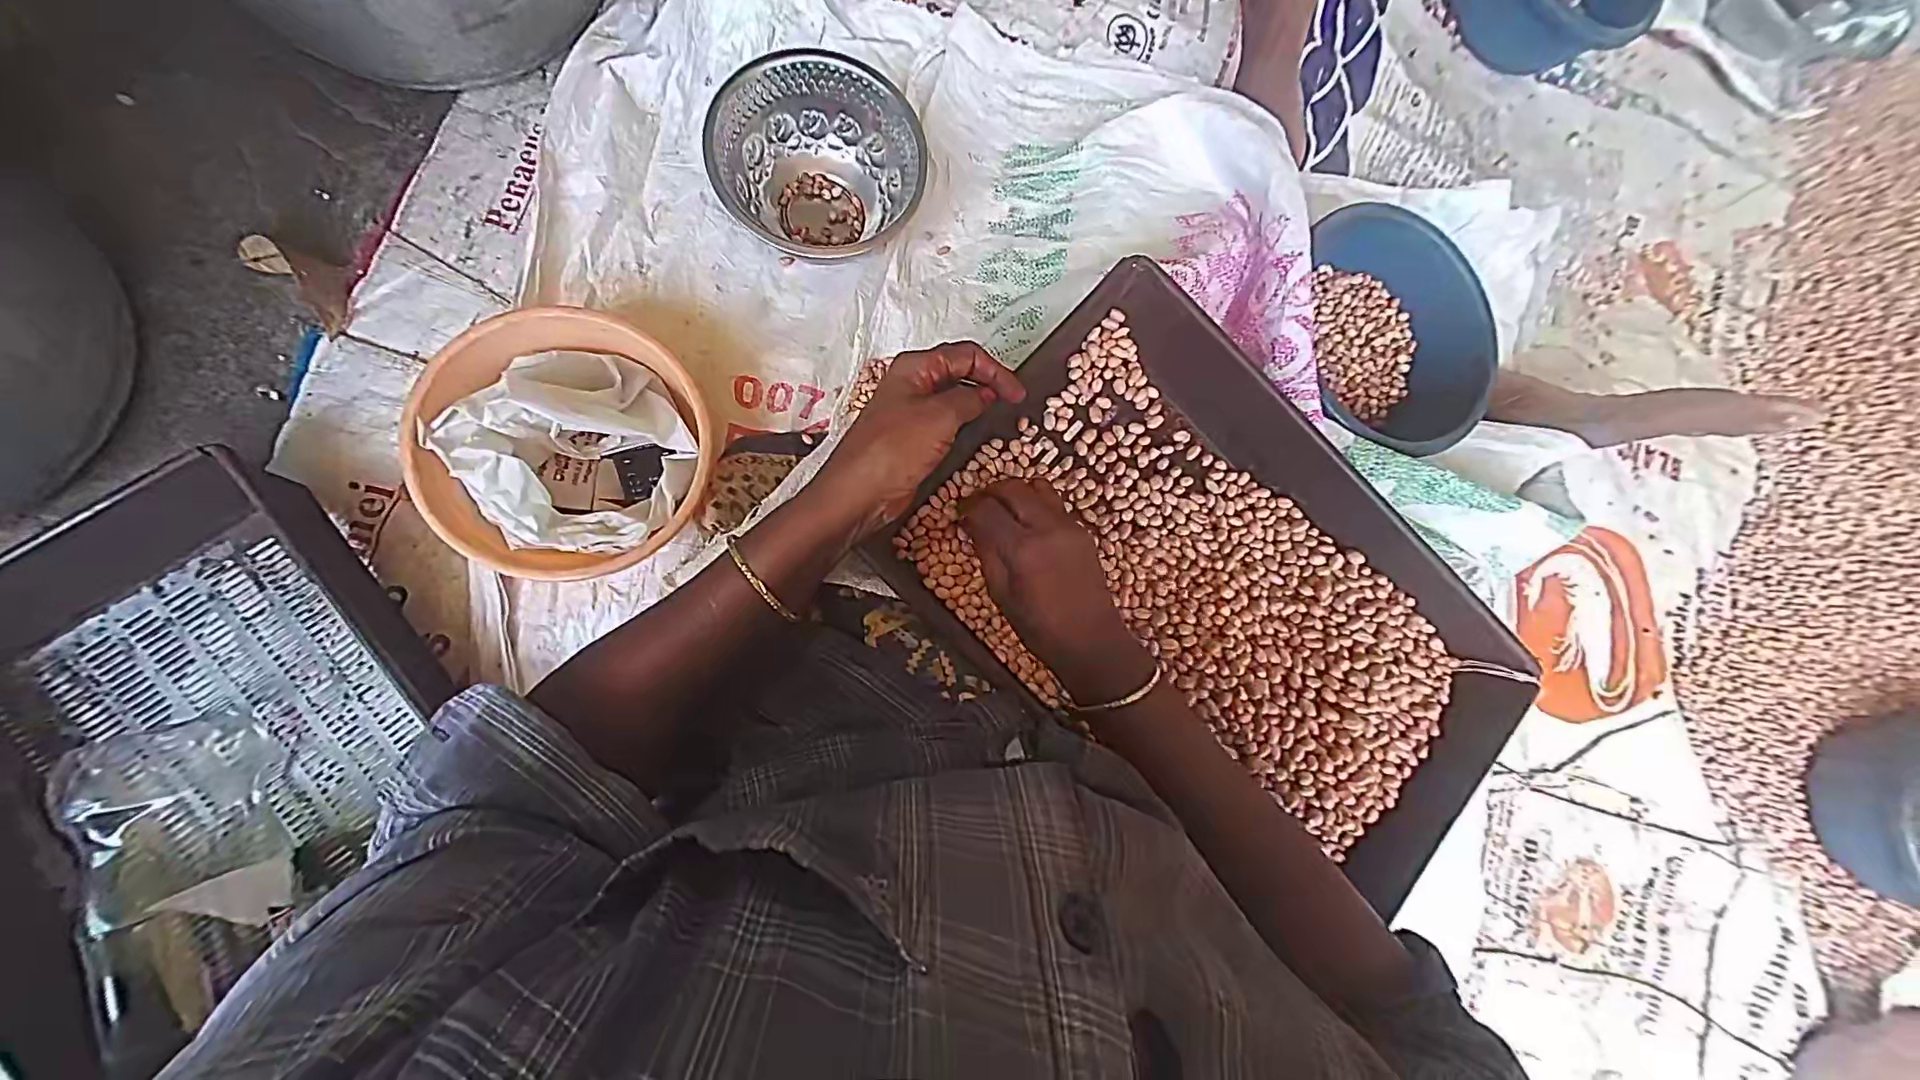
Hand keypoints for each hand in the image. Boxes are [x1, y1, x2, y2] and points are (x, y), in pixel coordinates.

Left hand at [808, 342, 1025, 540]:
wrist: (861, 492)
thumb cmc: (892, 450)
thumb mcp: (940, 416)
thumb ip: (969, 399)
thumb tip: (987, 395)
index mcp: (915, 368)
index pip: (966, 355)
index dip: (996, 370)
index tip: (1017, 393)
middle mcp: (913, 385)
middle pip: (960, 373)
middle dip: (989, 383)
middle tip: (1013, 402)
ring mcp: (912, 412)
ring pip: (954, 399)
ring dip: (978, 405)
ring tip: (1001, 417)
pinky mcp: (914, 438)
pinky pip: (946, 424)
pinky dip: (965, 425)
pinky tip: (977, 435)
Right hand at [959, 478, 1155, 705]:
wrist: (1091, 640)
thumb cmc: (1039, 627)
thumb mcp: (1001, 594)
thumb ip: (986, 553)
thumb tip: (972, 525)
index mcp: (1022, 550)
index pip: (986, 509)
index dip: (967, 507)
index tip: (959, 513)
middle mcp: (1048, 529)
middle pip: (1012, 487)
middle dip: (989, 492)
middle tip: (976, 505)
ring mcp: (1069, 526)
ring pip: (1037, 487)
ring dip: (1015, 492)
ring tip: (1003, 509)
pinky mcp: (1082, 531)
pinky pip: (1054, 503)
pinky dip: (1035, 503)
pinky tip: (1026, 524)